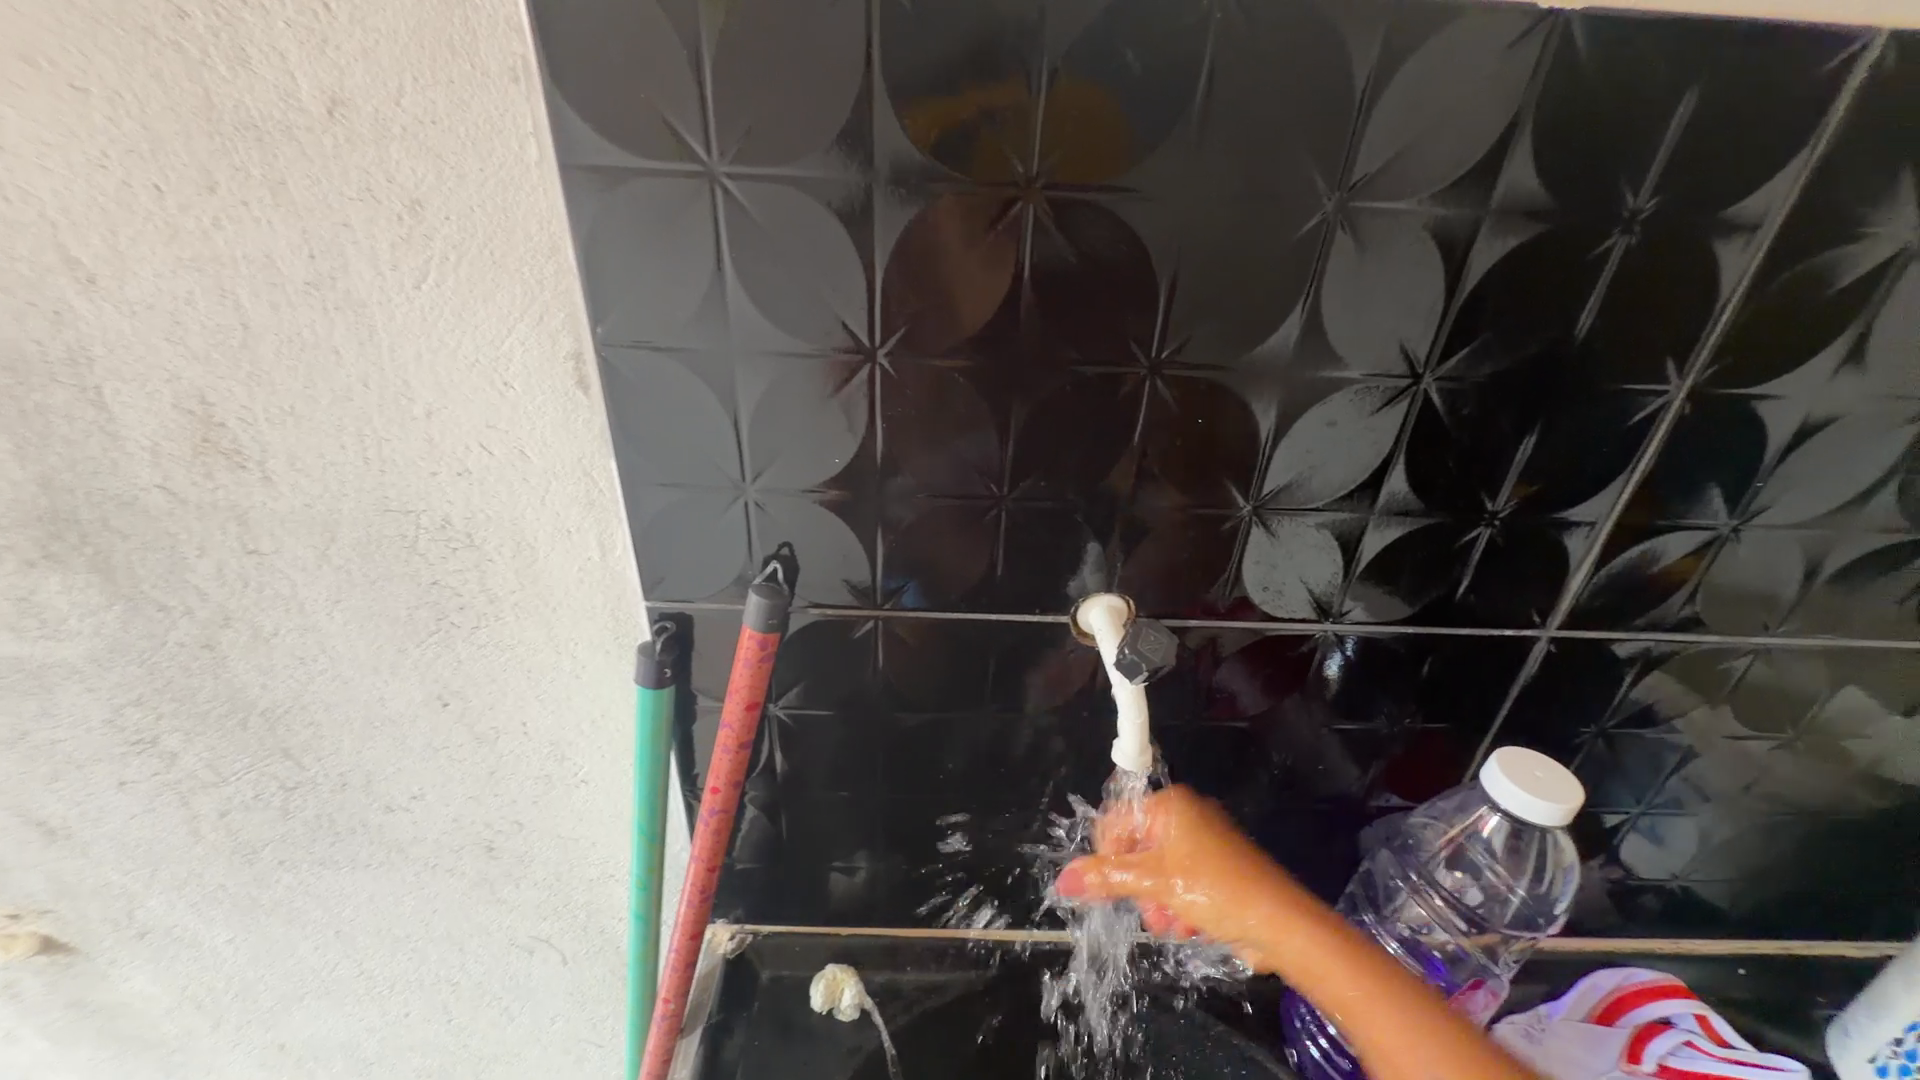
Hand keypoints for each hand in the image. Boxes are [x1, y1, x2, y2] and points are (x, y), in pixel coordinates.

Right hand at [1054, 785, 1298, 970]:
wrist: (1282, 924)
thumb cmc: (1217, 890)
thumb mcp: (1155, 883)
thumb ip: (1106, 879)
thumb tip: (1061, 881)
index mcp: (1169, 804)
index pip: (1114, 822)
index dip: (1107, 857)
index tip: (1112, 888)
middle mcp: (1184, 815)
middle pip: (1134, 851)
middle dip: (1139, 888)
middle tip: (1152, 911)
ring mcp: (1202, 841)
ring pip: (1155, 873)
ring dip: (1158, 903)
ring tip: (1176, 923)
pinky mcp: (1215, 868)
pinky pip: (1178, 883)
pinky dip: (1179, 905)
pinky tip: (1192, 925)